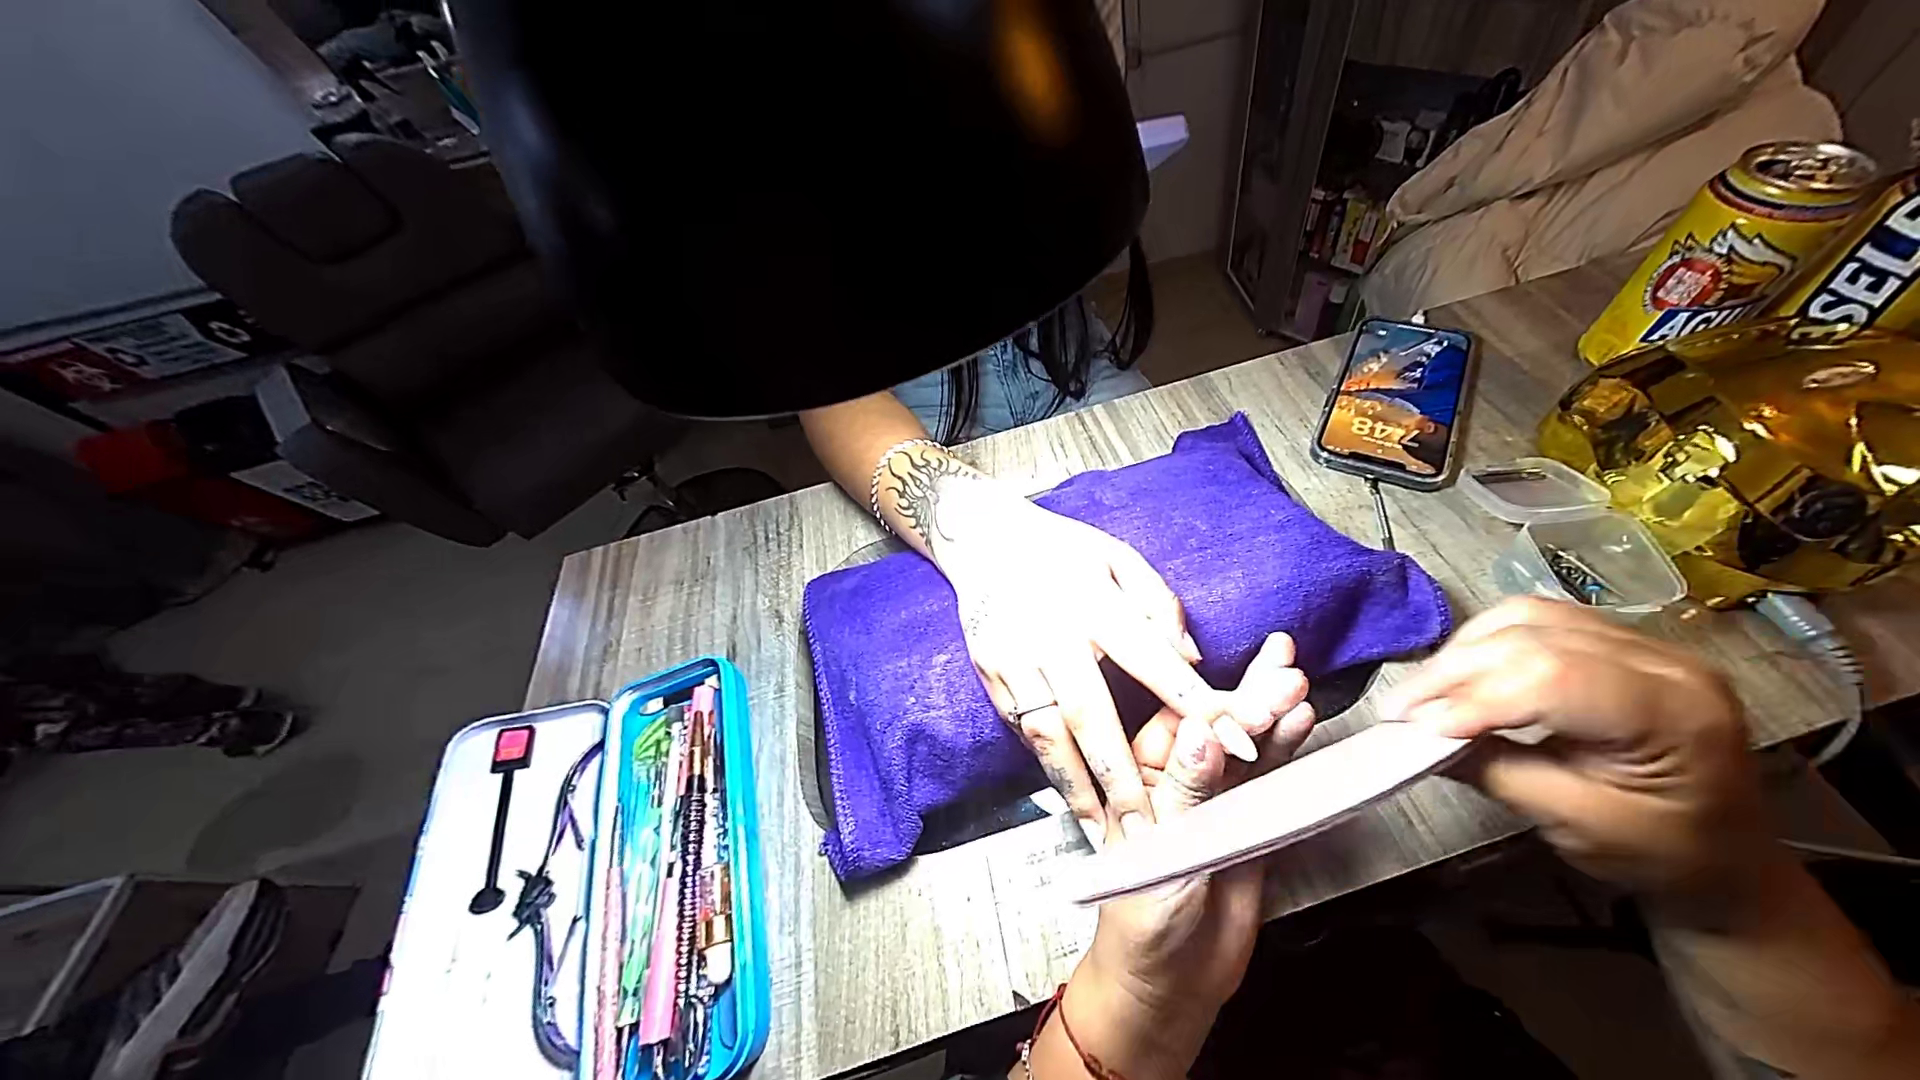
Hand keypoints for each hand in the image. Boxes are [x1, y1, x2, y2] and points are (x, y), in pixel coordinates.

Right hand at [914, 469, 1253, 838]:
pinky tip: (1065, 786)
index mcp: (1093, 604)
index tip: (1236, 746)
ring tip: (1102, 828)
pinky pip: (1019, 723)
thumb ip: (1158, 604)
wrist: (984, 539)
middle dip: (1123, 778)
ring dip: (1075, 785)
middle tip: (1152, 830)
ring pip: (1046, 732)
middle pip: (1090, 715)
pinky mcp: (988, 670)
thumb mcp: (1118, 555)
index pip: (1154, 663)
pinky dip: (1044, 760)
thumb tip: (1190, 657)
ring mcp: (1012, 656)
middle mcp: (1051, 635)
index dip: (1197, 707)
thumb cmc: (1061, 547)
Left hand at [1040, 634, 1310, 1079]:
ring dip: (1272, 715)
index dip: (1216, 705)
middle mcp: (1177, 777)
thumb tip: (1201, 730)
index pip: (1179, 725)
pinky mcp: (1248, 822)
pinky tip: (1302, 725)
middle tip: (1284, 665)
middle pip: (1216, 725)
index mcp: (1138, 774)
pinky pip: (1269, 781)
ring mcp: (1216, 797)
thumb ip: (1183, 794)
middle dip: (1249, 695)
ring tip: (1298, 683)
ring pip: (1246, 746)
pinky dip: (1287, 753)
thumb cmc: (1140, 921)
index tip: (1251, 687)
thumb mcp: (1160, 855)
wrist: (1171, 985)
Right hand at [1383, 597, 1768, 904]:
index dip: (1476, 697)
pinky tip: (1460, 671)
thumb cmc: (1658, 851)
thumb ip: (1494, 769)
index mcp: (1676, 713)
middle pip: (1530, 639)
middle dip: (1452, 673)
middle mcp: (1662, 661)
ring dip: (1461, 652)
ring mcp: (1637, 642)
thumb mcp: (1573, 821)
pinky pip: (1529, 618)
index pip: (1553, 678)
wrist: (1721, 854)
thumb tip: (1419, 735)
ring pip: (1522, 617)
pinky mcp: (1609, 638)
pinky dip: (1480, 642)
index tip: (1417, 728)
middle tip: (1400, 710)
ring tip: (1426, 692)